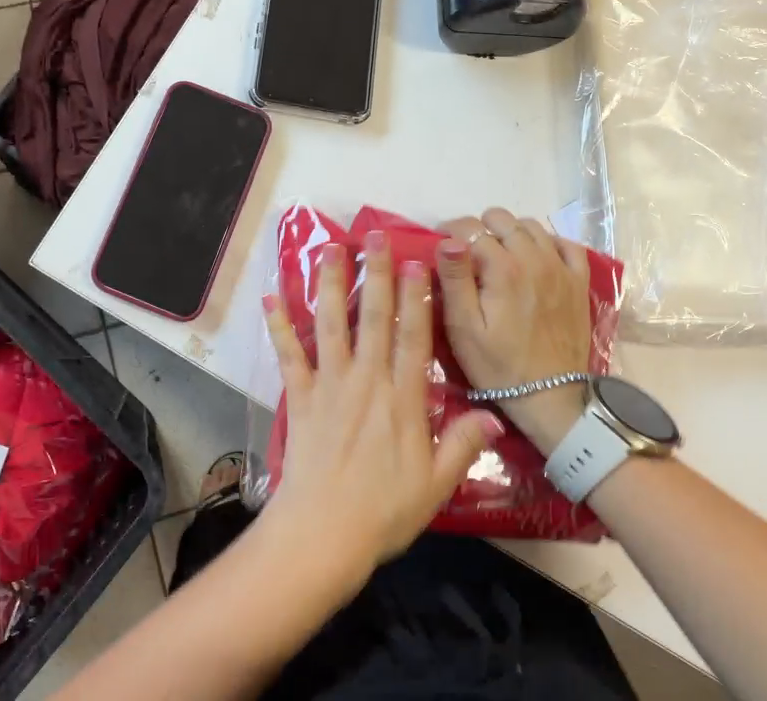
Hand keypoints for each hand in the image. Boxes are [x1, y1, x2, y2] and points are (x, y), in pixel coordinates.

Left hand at [261, 231, 501, 575]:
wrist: (325, 531)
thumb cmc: (385, 510)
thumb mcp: (437, 483)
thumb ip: (463, 444)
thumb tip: (494, 416)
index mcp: (403, 398)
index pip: (413, 336)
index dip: (416, 296)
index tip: (417, 260)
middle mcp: (366, 380)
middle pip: (373, 318)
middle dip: (376, 274)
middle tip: (374, 235)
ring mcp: (329, 385)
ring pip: (331, 324)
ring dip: (331, 284)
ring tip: (330, 249)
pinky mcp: (299, 397)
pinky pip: (288, 355)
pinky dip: (279, 326)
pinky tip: (271, 298)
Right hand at [436, 208, 592, 451]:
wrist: (550, 397)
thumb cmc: (497, 365)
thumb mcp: (463, 327)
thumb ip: (455, 278)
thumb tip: (448, 240)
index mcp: (503, 268)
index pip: (470, 228)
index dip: (449, 230)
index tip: (438, 246)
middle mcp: (534, 259)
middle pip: (502, 219)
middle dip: (479, 229)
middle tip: (467, 255)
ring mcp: (561, 268)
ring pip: (531, 226)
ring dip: (510, 233)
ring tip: (497, 256)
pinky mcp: (578, 282)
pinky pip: (565, 243)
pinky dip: (546, 242)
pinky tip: (534, 258)